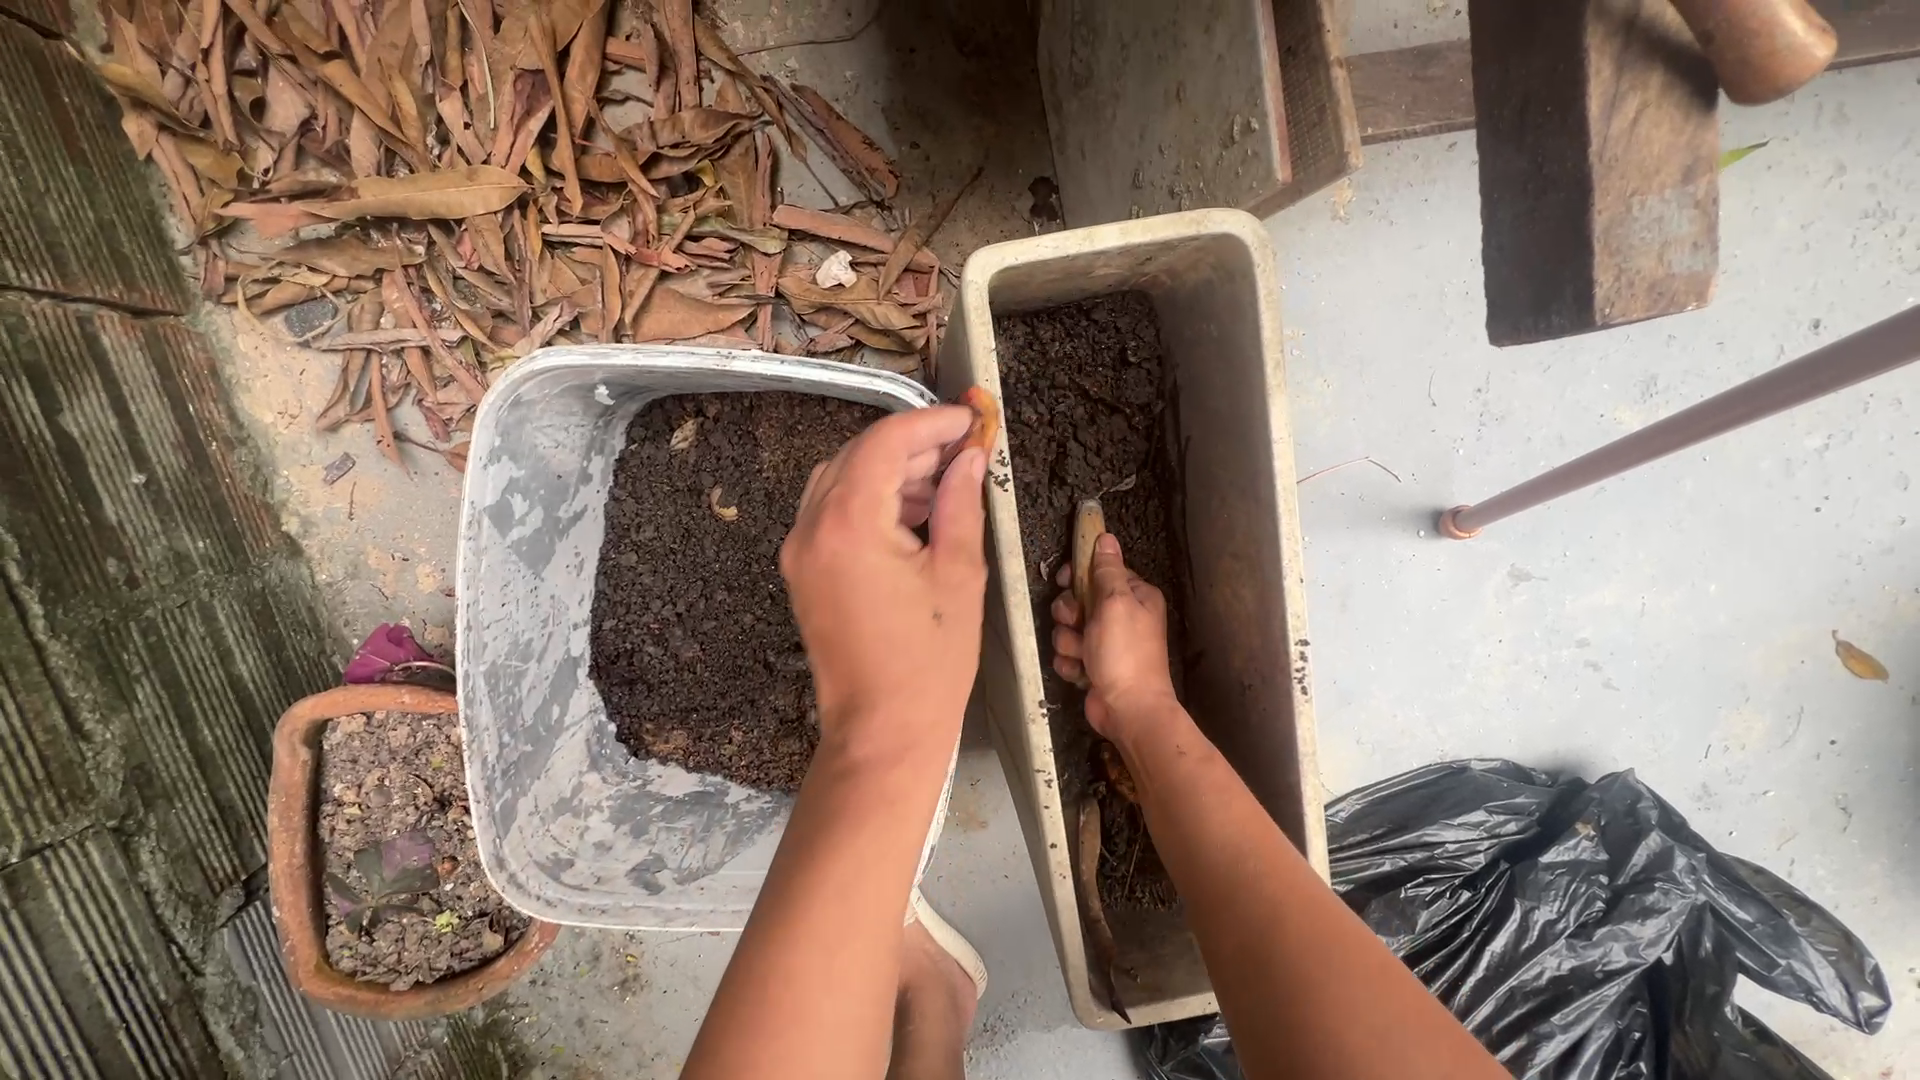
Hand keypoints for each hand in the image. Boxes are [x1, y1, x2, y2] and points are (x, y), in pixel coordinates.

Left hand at [781, 405, 987, 760]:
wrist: (882, 730)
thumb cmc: (930, 662)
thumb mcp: (959, 575)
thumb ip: (961, 504)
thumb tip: (969, 458)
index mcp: (848, 524)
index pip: (887, 442)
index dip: (932, 423)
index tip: (970, 420)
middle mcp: (811, 528)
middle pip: (858, 454)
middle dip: (913, 445)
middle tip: (964, 449)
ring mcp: (799, 551)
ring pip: (841, 479)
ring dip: (890, 471)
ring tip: (945, 481)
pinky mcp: (802, 571)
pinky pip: (832, 512)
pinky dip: (869, 500)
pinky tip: (913, 512)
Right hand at [1050, 534, 1178, 740]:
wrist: (1128, 709)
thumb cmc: (1125, 653)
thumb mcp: (1115, 603)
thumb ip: (1107, 570)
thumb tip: (1105, 537)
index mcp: (1134, 596)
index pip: (1098, 571)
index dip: (1078, 576)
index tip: (1065, 581)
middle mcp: (1121, 616)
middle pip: (1077, 600)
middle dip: (1070, 614)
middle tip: (1078, 624)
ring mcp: (1105, 642)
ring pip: (1068, 628)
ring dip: (1069, 642)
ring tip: (1083, 655)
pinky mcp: (1092, 664)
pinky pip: (1067, 653)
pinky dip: (1070, 662)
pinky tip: (1082, 672)